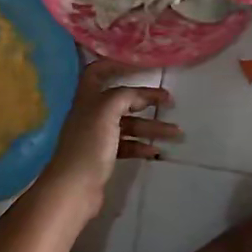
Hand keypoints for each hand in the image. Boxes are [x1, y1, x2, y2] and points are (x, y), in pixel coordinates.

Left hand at [38, 59, 176, 207]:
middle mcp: (90, 113)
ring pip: (127, 124)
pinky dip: (141, 145)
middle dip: (144, 99)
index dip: (115, 64)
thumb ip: (122, 96)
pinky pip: (126, 145)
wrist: (74, 187)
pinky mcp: (103, 156)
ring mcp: (97, 136)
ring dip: (151, 126)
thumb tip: (137, 94)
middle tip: (170, 100)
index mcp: (87, 98)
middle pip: (119, 99)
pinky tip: (156, 150)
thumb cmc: (89, 145)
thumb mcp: (105, 112)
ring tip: (177, 132)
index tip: (141, 65)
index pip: (97, 71)